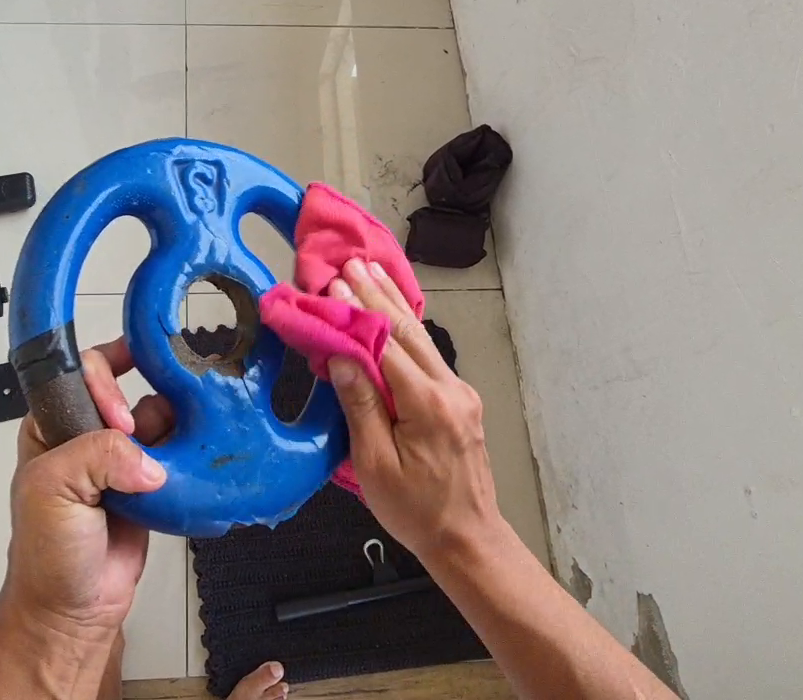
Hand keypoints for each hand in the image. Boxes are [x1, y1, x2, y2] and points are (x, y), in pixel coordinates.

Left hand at [2, 337, 174, 636]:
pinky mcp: (148, 476)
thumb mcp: (51, 492)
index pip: (80, 373)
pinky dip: (183, 449)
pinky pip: (174, 445)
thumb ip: (94, 456)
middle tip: (138, 430)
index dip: (103, 382)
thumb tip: (145, 460)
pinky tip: (180, 461)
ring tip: (161, 451)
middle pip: (121, 384)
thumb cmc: (45, 555)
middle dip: (135, 403)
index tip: (119, 414)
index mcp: (51, 423)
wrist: (75, 610)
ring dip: (164, 425)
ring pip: (153, 412)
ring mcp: (118, 454)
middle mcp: (85, 432)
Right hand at [327, 258, 509, 564]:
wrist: (467, 539)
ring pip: (422, 338)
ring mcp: (459, 391)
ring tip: (371, 272)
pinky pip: (429, 353)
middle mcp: (449, 389)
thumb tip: (342, 357)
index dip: (358, 315)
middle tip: (352, 264)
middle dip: (376, 295)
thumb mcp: (375, 465)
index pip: (386, 347)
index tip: (334, 285)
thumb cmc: (414, 510)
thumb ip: (361, 406)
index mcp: (427, 405)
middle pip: (407, 332)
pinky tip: (396, 309)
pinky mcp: (460, 398)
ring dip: (393, 303)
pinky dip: (407, 326)